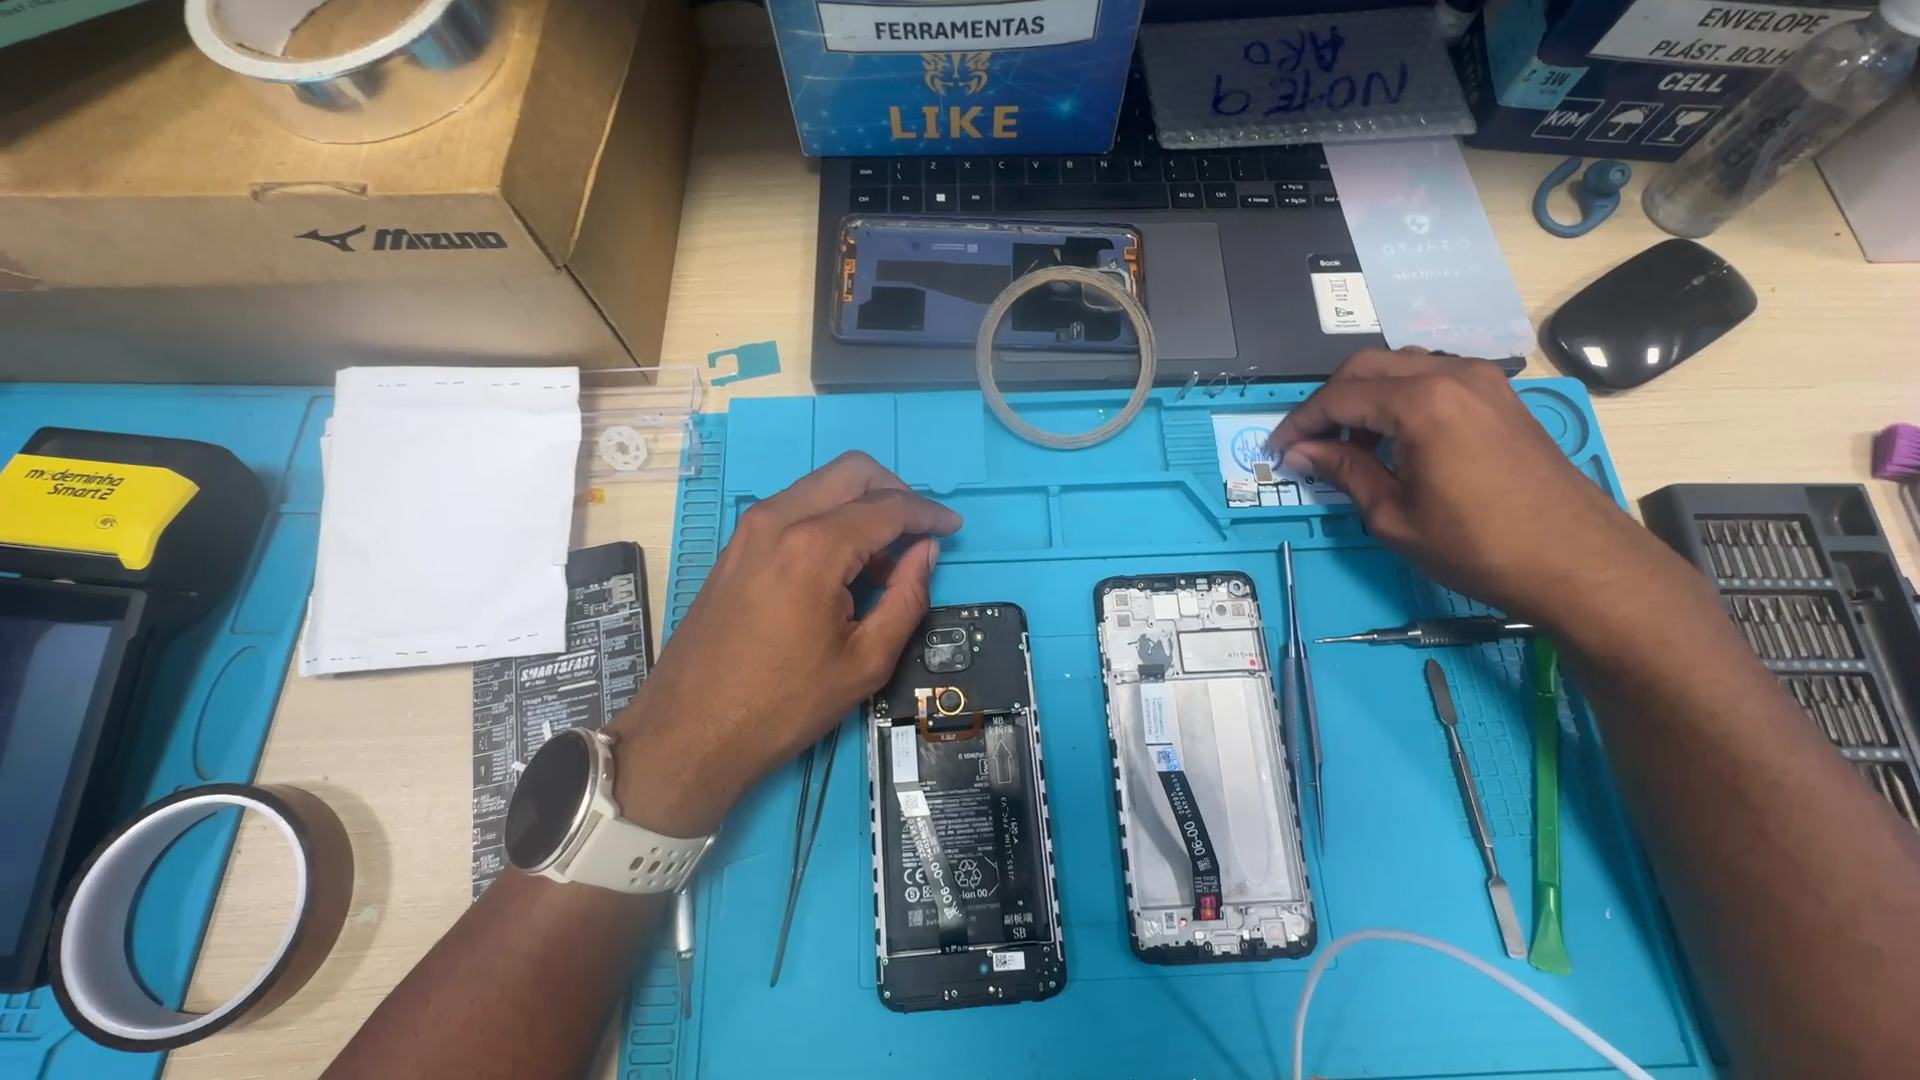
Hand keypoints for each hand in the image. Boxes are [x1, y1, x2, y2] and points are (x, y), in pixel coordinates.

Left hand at [607, 452, 960, 836]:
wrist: (690, 731)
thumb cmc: (783, 705)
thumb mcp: (865, 662)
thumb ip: (906, 598)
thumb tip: (926, 552)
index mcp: (815, 547)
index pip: (888, 506)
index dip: (928, 513)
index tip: (953, 527)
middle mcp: (779, 519)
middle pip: (853, 471)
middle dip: (896, 491)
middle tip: (921, 530)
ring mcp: (750, 529)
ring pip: (821, 484)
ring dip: (861, 503)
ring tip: (885, 557)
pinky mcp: (735, 546)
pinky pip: (794, 506)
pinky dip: (829, 516)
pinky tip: (843, 564)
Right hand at [1270, 349, 1696, 627]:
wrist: (1577, 561)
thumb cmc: (1477, 546)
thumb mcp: (1393, 515)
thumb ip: (1343, 471)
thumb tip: (1300, 453)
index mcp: (1422, 403)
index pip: (1340, 397)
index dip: (1301, 422)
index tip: (1279, 450)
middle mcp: (1452, 375)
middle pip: (1367, 367)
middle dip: (1329, 402)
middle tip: (1310, 444)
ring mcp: (1483, 381)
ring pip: (1401, 367)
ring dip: (1365, 396)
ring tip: (1351, 444)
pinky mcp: (1500, 396)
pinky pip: (1433, 378)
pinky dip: (1400, 398)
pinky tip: (1395, 439)